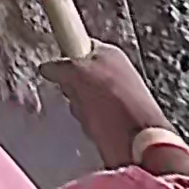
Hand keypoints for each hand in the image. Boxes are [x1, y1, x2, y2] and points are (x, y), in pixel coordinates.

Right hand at [40, 42, 172, 169]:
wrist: (142, 144)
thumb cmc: (111, 100)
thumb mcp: (76, 72)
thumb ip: (57, 66)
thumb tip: (46, 68)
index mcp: (109, 53)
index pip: (77, 44)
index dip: (65, 55)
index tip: (58, 65)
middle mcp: (115, 72)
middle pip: (77, 73)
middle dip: (71, 86)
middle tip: (72, 91)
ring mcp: (118, 98)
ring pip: (82, 96)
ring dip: (79, 106)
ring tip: (87, 113)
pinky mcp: (119, 122)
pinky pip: (92, 116)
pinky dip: (89, 122)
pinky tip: (94, 127)